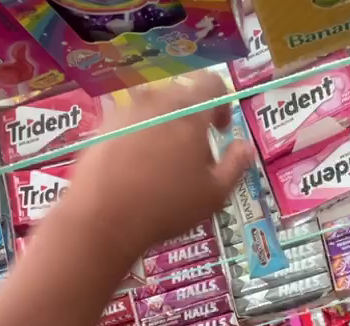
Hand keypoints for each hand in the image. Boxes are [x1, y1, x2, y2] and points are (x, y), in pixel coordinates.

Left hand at [61, 71, 252, 256]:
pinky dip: (140, 138)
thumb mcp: (214, 195)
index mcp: (190, 112)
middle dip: (193, 120)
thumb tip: (245, 146)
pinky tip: (137, 170)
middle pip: (182, 96)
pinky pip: (130, 123)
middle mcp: (158, 101)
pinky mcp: (104, 125)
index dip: (222, 105)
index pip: (213, 85)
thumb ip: (235, 166)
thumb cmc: (168, 206)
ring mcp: (127, 109)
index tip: (221, 131)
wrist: (104, 216)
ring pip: (155, 110)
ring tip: (164, 166)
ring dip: (166, 129)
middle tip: (194, 157)